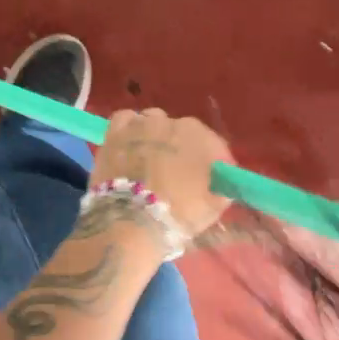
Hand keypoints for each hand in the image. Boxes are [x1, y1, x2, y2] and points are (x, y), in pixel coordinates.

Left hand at [91, 109, 233, 236]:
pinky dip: (129, 129)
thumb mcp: (213, 206)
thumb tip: (222, 183)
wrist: (131, 220)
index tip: (212, 179)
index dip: (213, 162)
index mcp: (201, 137)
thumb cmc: (178, 214)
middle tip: (177, 174)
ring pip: (153, 123)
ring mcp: (142, 123)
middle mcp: (172, 122)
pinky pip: (126, 119)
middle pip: (182, 133)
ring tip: (150, 160)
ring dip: (155, 137)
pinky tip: (129, 145)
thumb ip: (222, 188)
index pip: (214, 145)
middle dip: (182, 150)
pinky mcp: (116, 130)